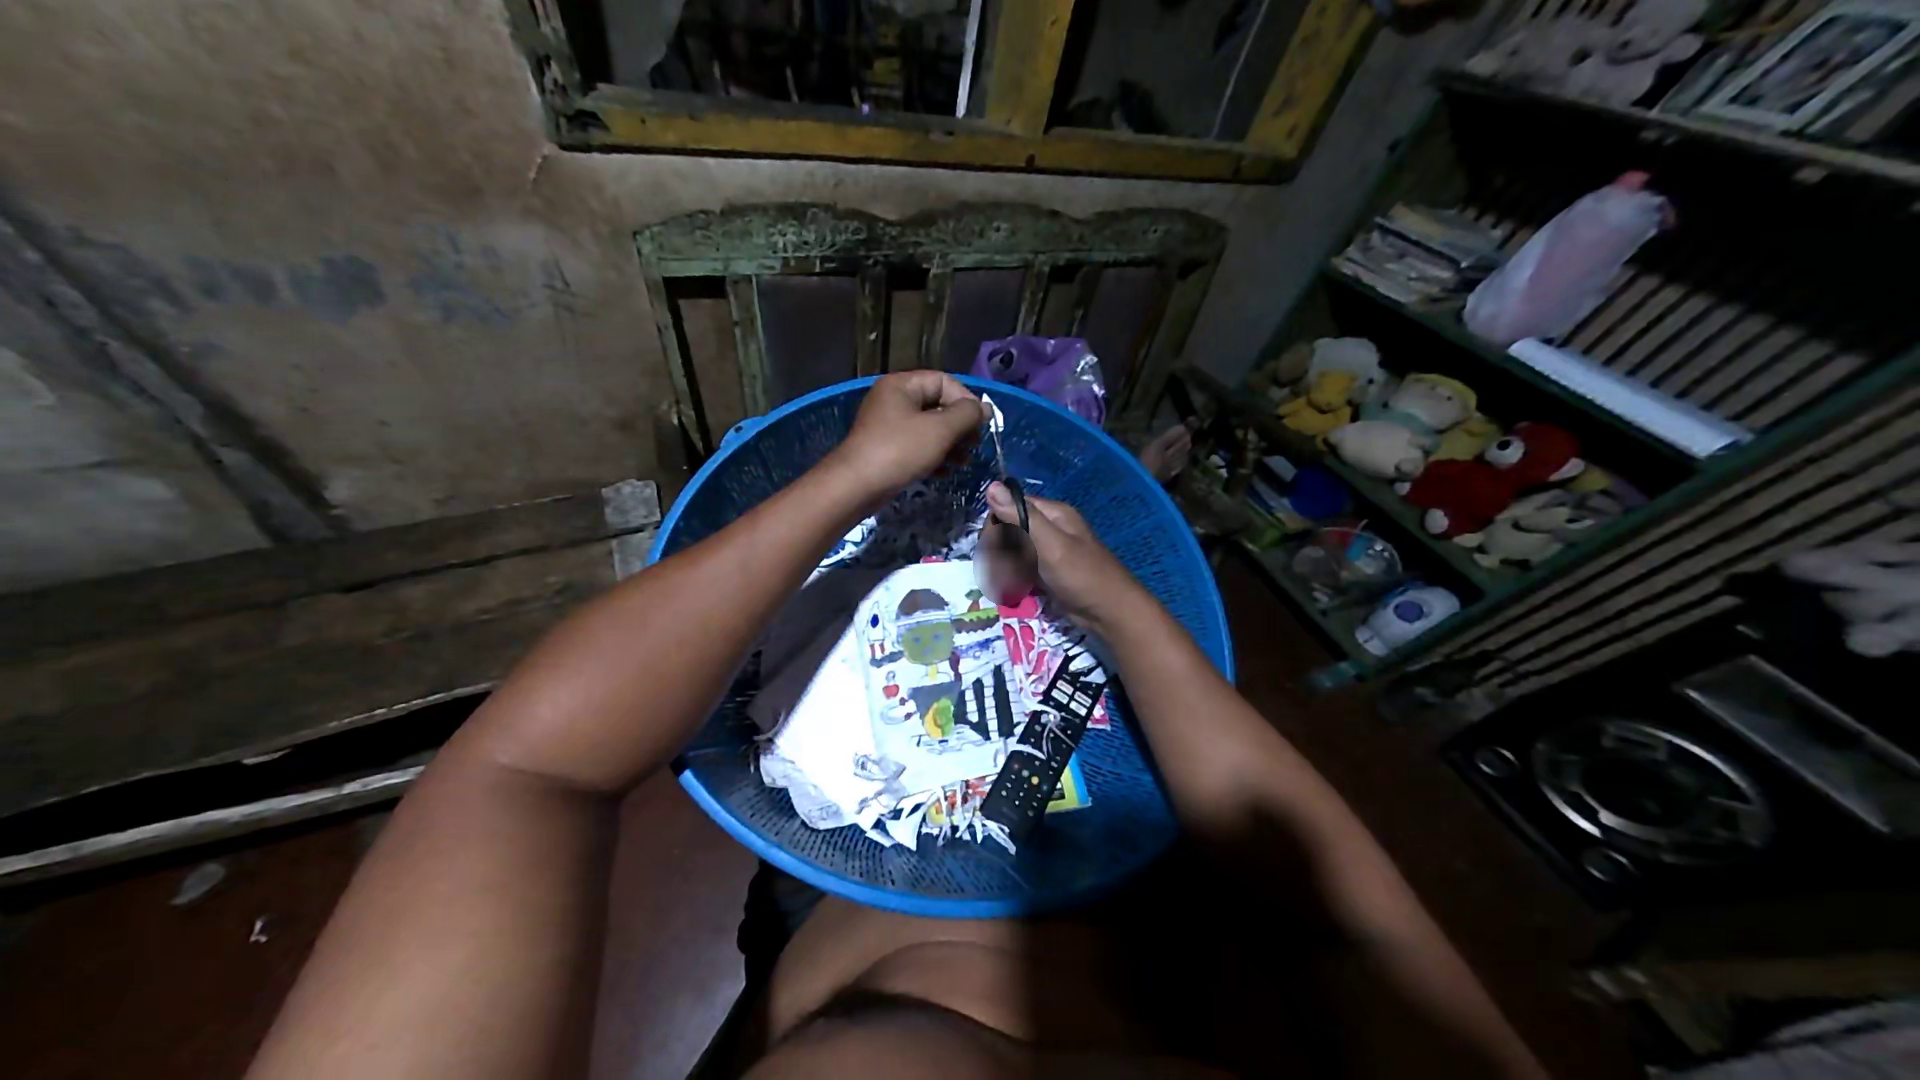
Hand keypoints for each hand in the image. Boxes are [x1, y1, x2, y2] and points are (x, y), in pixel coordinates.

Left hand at [826, 371, 984, 501]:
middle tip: (974, 445)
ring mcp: (889, 426)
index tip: (981, 425)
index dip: (966, 400)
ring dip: (951, 444)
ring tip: (964, 462)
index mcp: (902, 385)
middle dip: (960, 425)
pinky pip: (918, 446)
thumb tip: (985, 408)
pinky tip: (946, 472)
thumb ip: (967, 415)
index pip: (944, 381)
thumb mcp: (939, 429)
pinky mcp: (887, 449)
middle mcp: (894, 400)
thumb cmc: (899, 451)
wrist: (856, 487)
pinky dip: (934, 456)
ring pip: (929, 428)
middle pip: (937, 404)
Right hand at [985, 482, 1146, 628]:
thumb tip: (992, 486)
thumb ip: (1021, 517)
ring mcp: (1048, 551)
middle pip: (1009, 529)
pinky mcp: (1047, 572)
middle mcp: (1049, 528)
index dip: (997, 523)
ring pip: (1013, 551)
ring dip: (1008, 567)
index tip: (992, 545)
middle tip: (1008, 569)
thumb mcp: (1050, 544)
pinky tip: (1020, 590)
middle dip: (1002, 550)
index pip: (1010, 506)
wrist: (1109, 614)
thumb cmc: (1081, 575)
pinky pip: (1022, 569)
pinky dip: (1017, 579)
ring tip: (1016, 582)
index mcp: (1052, 513)